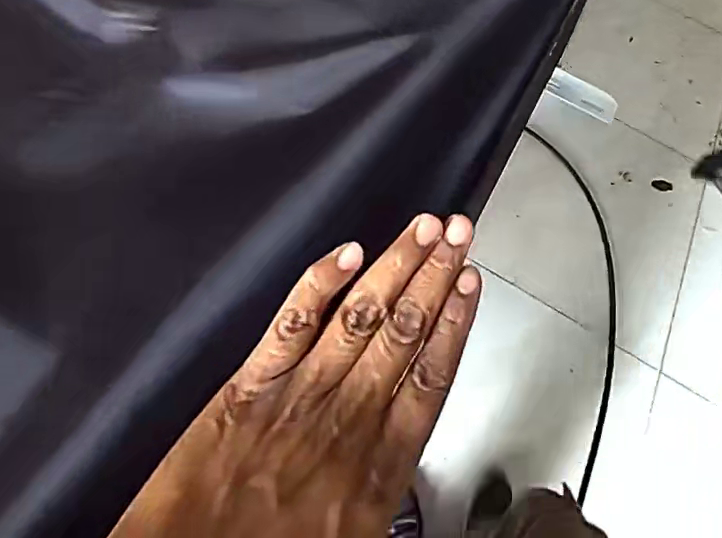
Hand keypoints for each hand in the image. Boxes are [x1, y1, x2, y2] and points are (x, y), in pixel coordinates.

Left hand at [110, 214, 481, 537]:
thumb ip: (387, 492)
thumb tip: (411, 459)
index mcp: (377, 467)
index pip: (431, 374)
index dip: (455, 321)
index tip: (471, 281)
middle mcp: (347, 421)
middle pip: (405, 331)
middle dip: (437, 275)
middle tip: (457, 232)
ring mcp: (299, 397)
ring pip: (362, 316)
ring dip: (397, 266)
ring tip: (423, 229)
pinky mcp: (250, 388)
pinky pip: (292, 325)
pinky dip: (321, 285)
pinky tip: (347, 254)